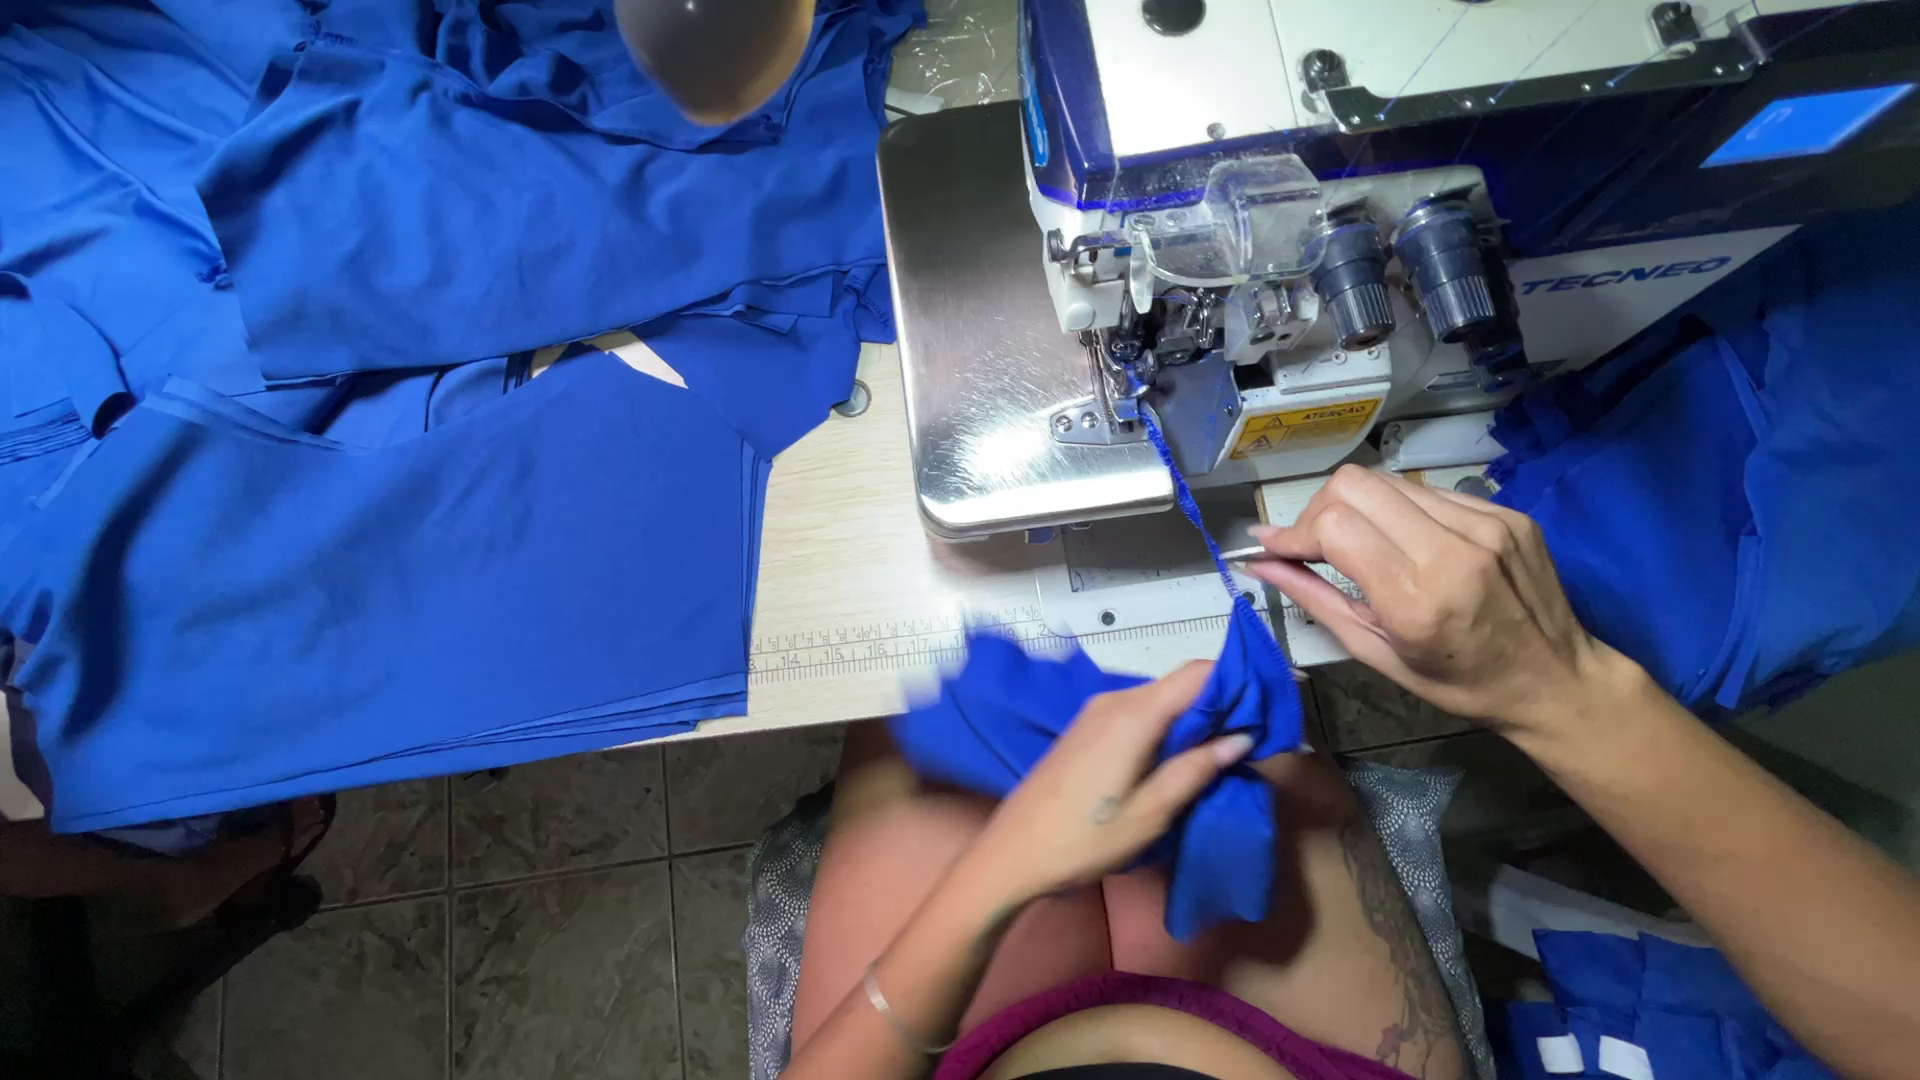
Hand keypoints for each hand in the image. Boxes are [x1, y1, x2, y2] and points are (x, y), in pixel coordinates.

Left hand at [963, 662, 1257, 904]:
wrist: (1013, 851)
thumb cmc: (1083, 839)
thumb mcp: (1150, 813)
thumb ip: (1195, 769)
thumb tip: (1240, 737)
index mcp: (1132, 714)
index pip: (1196, 673)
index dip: (1237, 679)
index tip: (1272, 699)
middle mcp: (1113, 700)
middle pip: (1179, 683)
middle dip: (1221, 701)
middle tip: (1259, 732)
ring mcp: (1095, 712)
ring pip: (1160, 698)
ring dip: (1195, 716)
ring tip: (1229, 747)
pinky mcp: (1086, 728)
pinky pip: (1138, 712)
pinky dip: (1168, 724)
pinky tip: (1184, 753)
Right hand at [1240, 465, 1640, 741]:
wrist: (1557, 680)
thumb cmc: (1456, 681)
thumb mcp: (1372, 651)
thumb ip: (1312, 598)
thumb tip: (1258, 561)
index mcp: (1417, 598)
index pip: (1334, 526)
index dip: (1294, 532)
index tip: (1276, 549)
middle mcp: (1452, 550)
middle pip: (1354, 486)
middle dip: (1318, 511)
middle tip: (1314, 545)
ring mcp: (1485, 524)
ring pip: (1386, 481)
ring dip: (1356, 507)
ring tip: (1357, 542)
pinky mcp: (1504, 512)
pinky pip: (1425, 491)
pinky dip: (1397, 510)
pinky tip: (1403, 541)